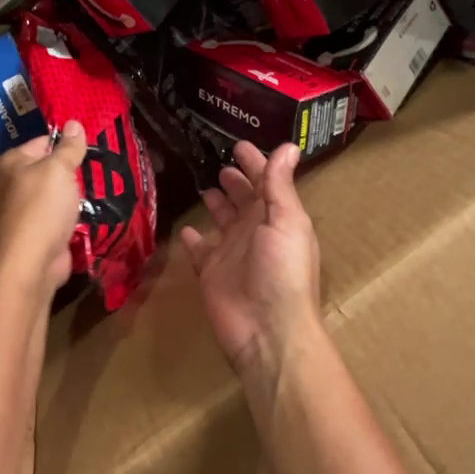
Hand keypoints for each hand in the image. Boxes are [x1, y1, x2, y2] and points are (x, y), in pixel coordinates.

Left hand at [0, 121, 86, 294]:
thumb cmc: (42, 207)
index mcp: (13, 162)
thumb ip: (68, 147)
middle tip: (102, 166)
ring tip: (103, 186)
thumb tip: (74, 123)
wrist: (32, 263)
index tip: (93, 145)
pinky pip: (60, 214)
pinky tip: (93, 210)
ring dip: (76, 193)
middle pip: (51, 167)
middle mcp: (14, 182)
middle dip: (74, 169)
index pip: (44, 141)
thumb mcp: (59, 169)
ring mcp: (25, 209)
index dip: (67, 143)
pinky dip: (74, 213)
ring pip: (58, 192)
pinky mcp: (39, 230)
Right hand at [179, 142, 323, 376]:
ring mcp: (231, 251)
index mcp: (277, 216)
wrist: (266, 329)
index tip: (238, 144)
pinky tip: (186, 227)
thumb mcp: (286, 220)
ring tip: (203, 185)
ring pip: (222, 219)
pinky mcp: (210, 271)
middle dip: (234, 180)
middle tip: (218, 161)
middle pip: (243, 198)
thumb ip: (280, 184)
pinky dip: (193, 238)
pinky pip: (199, 249)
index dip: (255, 163)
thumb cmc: (282, 271)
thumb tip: (288, 145)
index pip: (265, 181)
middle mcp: (255, 230)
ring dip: (216, 203)